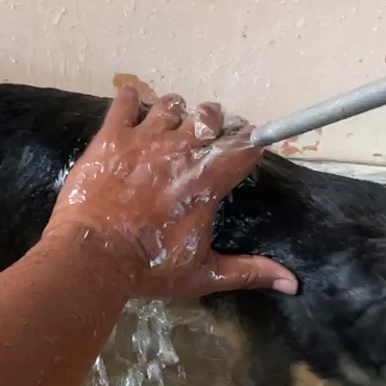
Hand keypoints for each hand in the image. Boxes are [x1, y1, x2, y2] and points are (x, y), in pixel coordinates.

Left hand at [45, 88, 297, 297]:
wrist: (92, 258)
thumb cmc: (149, 268)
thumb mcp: (203, 274)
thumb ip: (249, 271)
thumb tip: (293, 284)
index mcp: (207, 180)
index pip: (244, 146)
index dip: (248, 145)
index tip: (243, 153)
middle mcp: (181, 150)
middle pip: (211, 115)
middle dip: (213, 125)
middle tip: (202, 143)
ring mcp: (144, 139)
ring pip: (171, 104)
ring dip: (174, 114)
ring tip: (166, 131)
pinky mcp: (111, 136)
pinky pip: (125, 101)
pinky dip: (130, 102)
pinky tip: (129, 113)